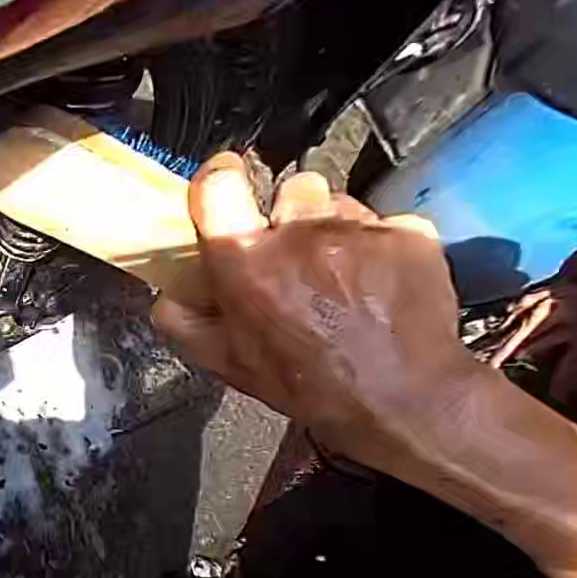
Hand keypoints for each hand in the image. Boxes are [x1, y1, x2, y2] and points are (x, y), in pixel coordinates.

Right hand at [151, 153, 481, 470]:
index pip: (219, 184)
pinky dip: (375, 246)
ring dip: (329, 228)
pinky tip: (374, 283)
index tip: (225, 184)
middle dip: (286, 218)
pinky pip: (380, 221)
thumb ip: (184, 324)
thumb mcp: (228, 365)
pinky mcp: (407, 232)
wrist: (400, 398)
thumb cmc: (309, 385)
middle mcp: (300, 233)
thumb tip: (169, 295)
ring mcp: (359, 229)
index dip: (219, 179)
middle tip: (293, 260)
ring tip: (336, 274)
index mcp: (247, 263)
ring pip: (336, 202)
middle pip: (287, 188)